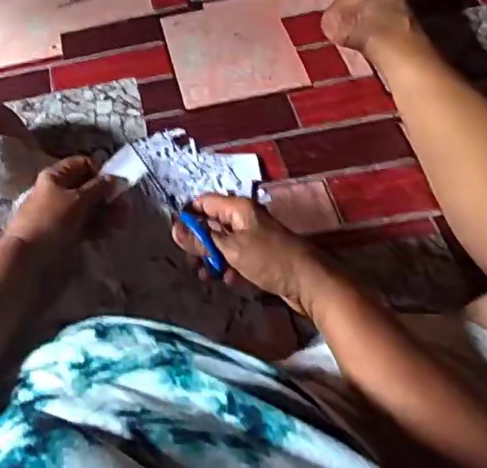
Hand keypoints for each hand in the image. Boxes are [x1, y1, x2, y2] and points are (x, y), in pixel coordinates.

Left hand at [6, 156, 113, 252]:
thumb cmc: (52, 220)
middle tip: (125, 209)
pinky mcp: (64, 233)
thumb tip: (112, 177)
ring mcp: (61, 213)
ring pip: (87, 208)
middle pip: (87, 188)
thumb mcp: (77, 200)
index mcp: (55, 176)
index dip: (99, 171)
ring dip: (105, 213)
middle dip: (107, 196)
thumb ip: (97, 188)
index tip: (116, 183)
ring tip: (121, 223)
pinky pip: (84, 225)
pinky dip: (96, 226)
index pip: (81, 165)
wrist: (28, 257)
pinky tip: (108, 233)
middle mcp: (57, 191)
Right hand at [171, 194, 330, 307]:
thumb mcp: (231, 249)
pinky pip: (237, 257)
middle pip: (212, 223)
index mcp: (237, 208)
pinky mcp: (261, 256)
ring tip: (206, 275)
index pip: (203, 202)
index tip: (178, 235)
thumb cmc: (269, 259)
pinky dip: (229, 266)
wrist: (312, 284)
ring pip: (224, 243)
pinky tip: (228, 280)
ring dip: (213, 258)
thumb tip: (175, 229)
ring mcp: (254, 237)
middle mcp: (245, 218)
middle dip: (200, 241)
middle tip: (191, 260)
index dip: (188, 216)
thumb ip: (202, 239)